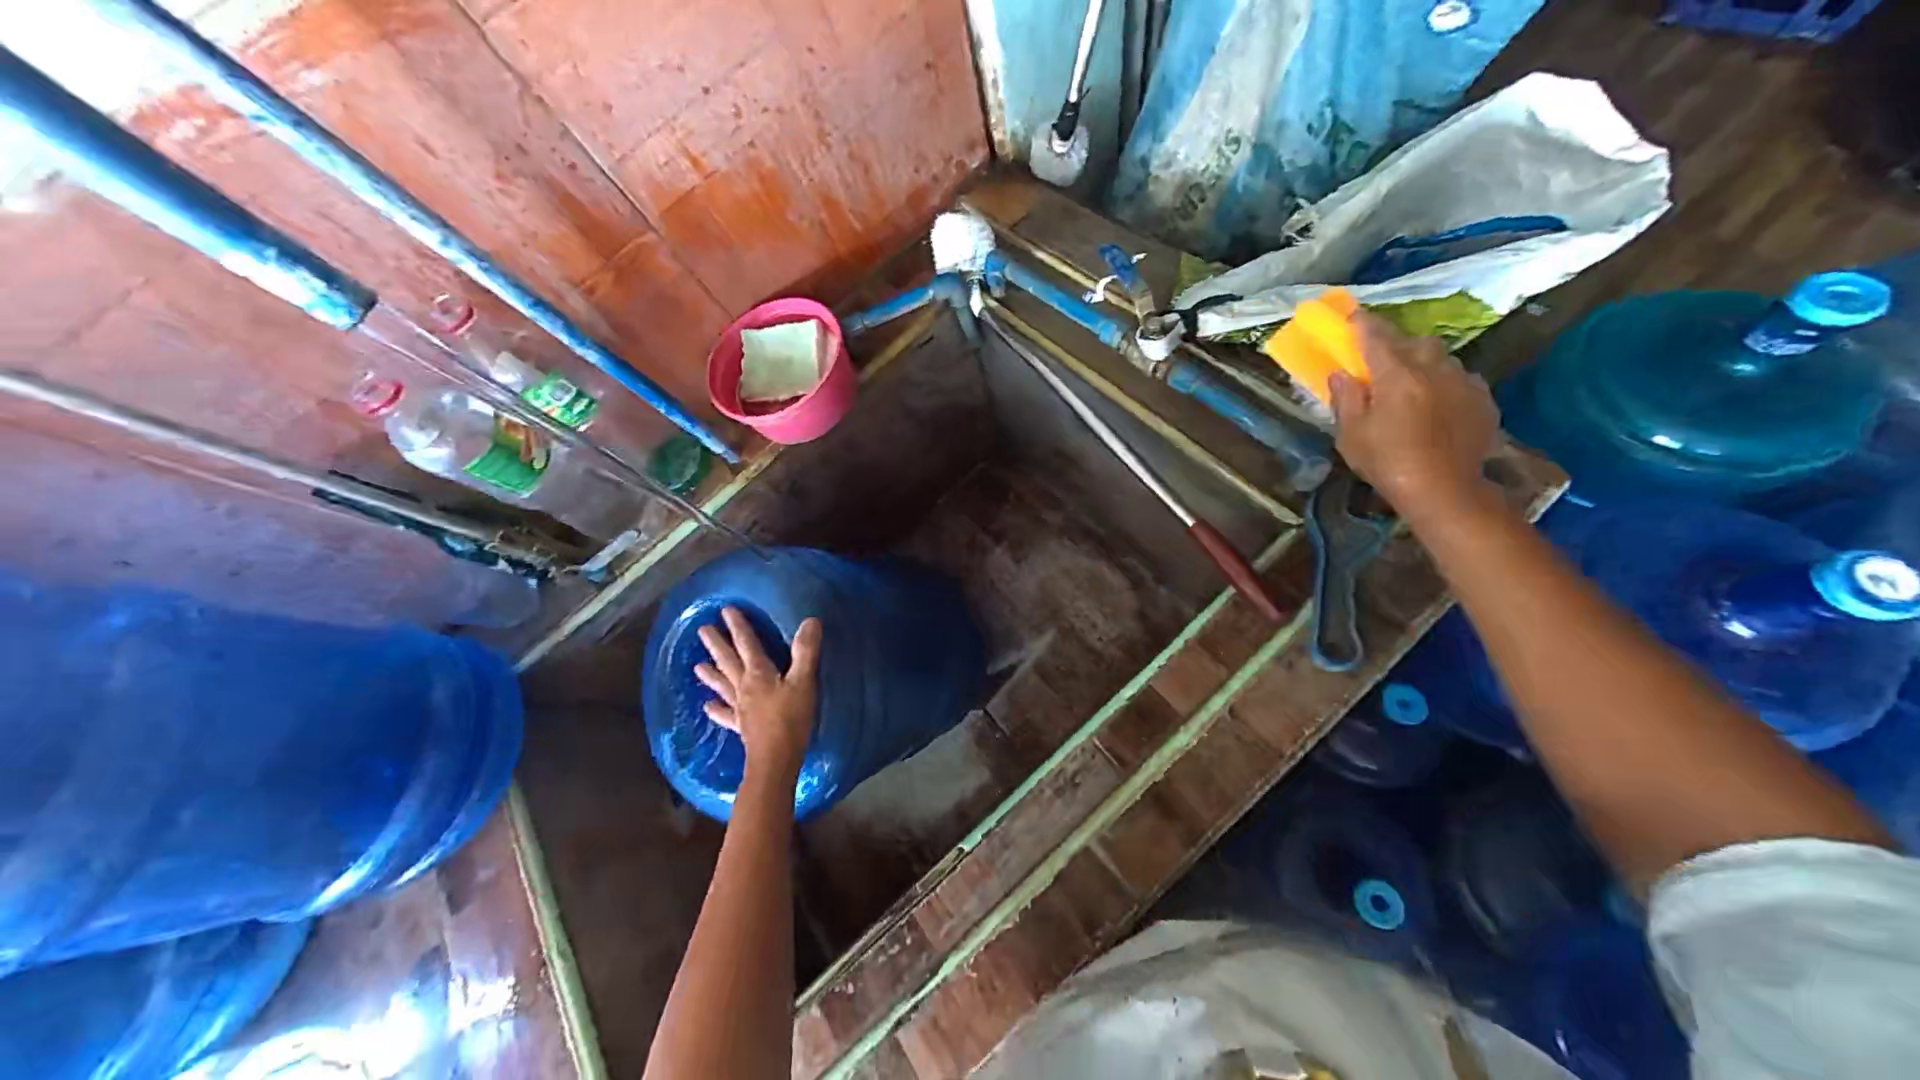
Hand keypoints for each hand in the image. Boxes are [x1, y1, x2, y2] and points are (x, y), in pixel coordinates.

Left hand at [694, 608, 822, 777]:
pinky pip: (726, 715)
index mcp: (759, 674)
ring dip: (711, 674)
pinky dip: (717, 710)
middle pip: (729, 661)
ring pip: (723, 686)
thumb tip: (810, 620)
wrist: (775, 760)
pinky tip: (708, 707)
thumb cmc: (791, 719)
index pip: (747, 644)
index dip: (738, 626)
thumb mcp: (804, 682)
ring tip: (697, 665)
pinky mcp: (742, 727)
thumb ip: (806, 652)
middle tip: (703, 630)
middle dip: (717, 644)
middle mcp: (745, 687)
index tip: (726, 610)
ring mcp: (741, 708)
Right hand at [1328, 313, 1501, 524]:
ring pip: (1441, 358)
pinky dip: (1445, 384)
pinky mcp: (1483, 399)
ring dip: (1424, 363)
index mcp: (1396, 374)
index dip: (1362, 324)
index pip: (1375, 336)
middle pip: (1414, 341)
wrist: (1445, 490)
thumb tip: (1341, 374)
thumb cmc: (1387, 462)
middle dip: (1397, 344)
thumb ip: (1345, 399)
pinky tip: (1438, 404)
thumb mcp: (1351, 435)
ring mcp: (1463, 382)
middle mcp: (1433, 369)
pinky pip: (1461, 379)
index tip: (1352, 316)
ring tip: (1413, 383)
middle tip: (1382, 361)